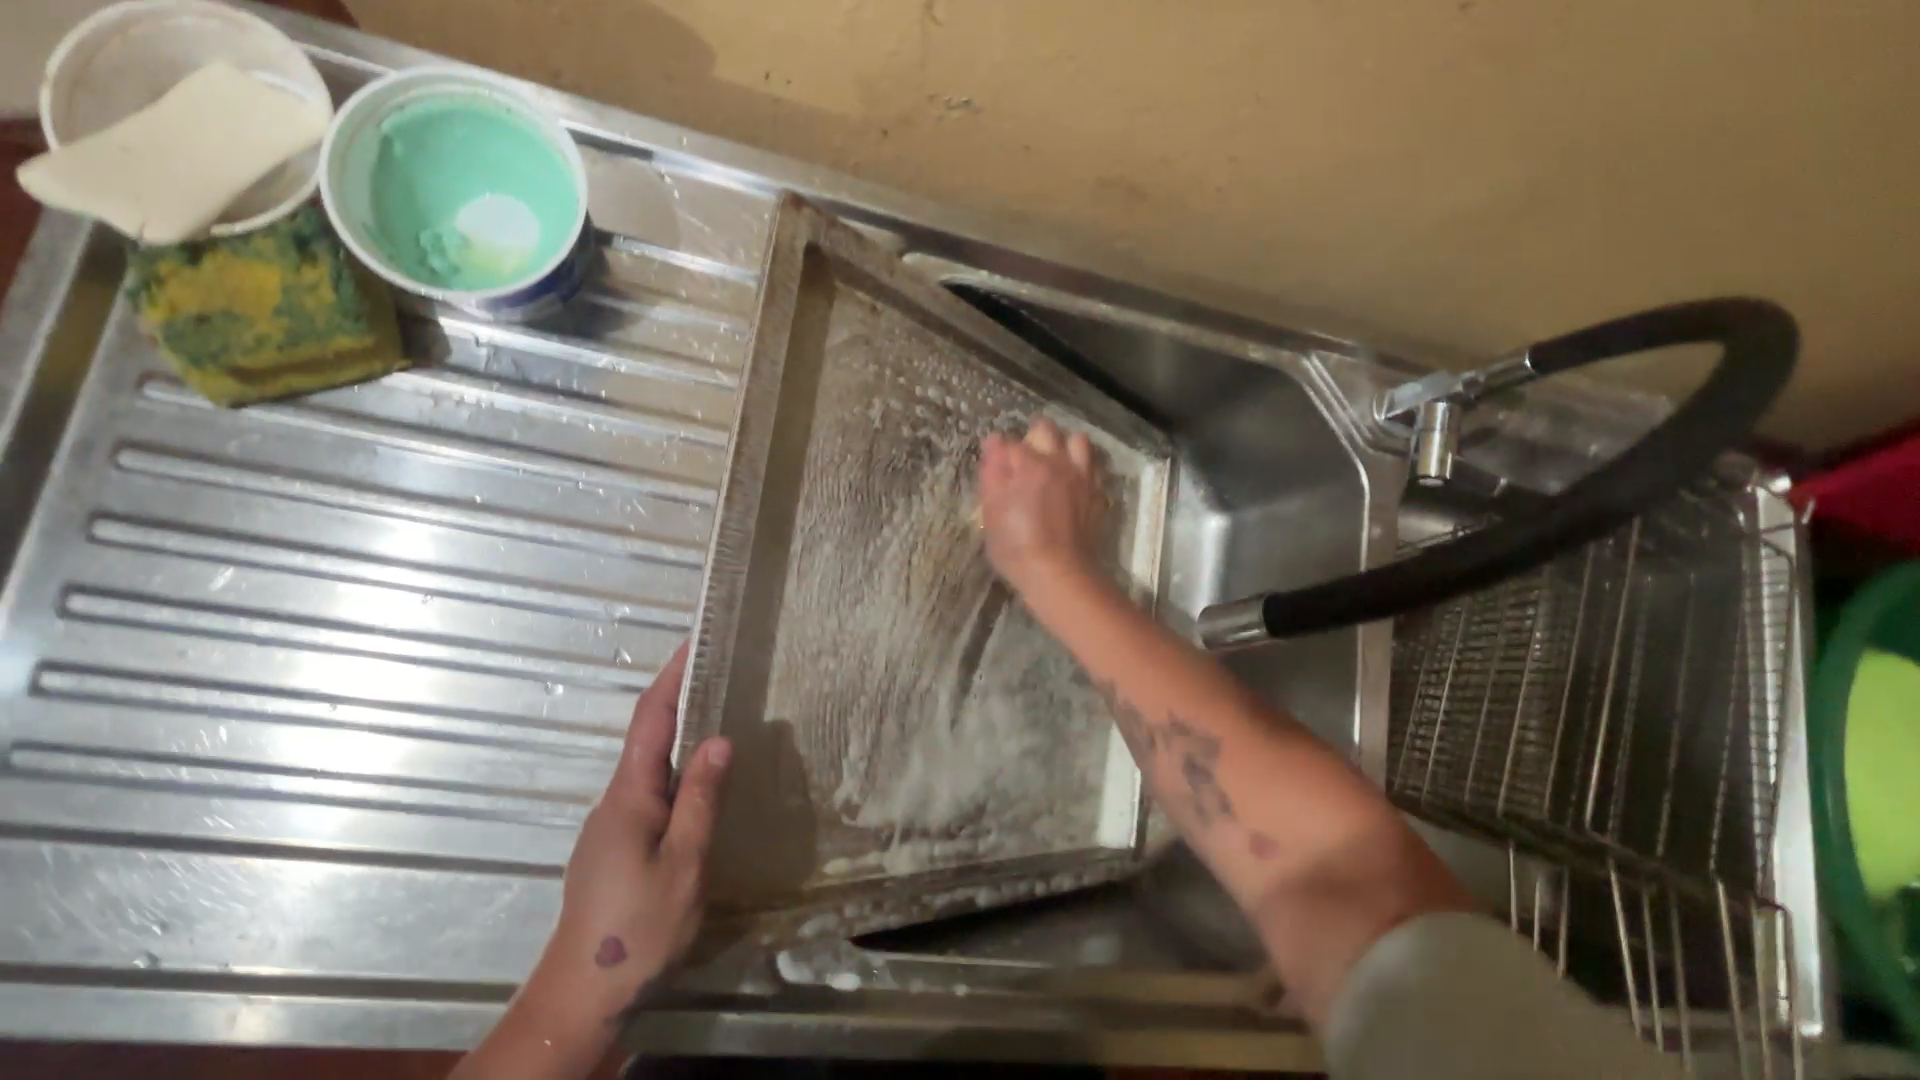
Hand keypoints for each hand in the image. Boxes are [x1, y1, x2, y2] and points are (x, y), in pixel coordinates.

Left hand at [455, 644, 732, 1079]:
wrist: (584, 993)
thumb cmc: (638, 927)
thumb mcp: (684, 862)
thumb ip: (700, 799)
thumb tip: (719, 737)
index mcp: (629, 796)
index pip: (650, 719)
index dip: (672, 676)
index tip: (695, 640)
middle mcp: (616, 801)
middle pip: (648, 736)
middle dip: (680, 697)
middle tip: (722, 673)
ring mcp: (613, 826)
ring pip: (651, 767)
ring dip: (681, 735)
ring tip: (724, 717)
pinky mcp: (618, 848)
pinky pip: (652, 793)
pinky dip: (678, 772)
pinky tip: (704, 784)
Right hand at [977, 415, 1104, 593]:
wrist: (1059, 574)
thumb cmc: (1016, 546)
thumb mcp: (991, 513)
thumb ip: (992, 473)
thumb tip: (993, 442)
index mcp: (1029, 464)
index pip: (1010, 442)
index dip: (1000, 452)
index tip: (996, 464)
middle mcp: (1059, 462)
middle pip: (1046, 429)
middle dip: (1033, 435)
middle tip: (1025, 454)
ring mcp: (1083, 477)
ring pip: (1078, 440)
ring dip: (1064, 444)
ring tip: (1054, 461)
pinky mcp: (1097, 495)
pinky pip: (1093, 467)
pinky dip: (1082, 467)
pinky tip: (1073, 482)